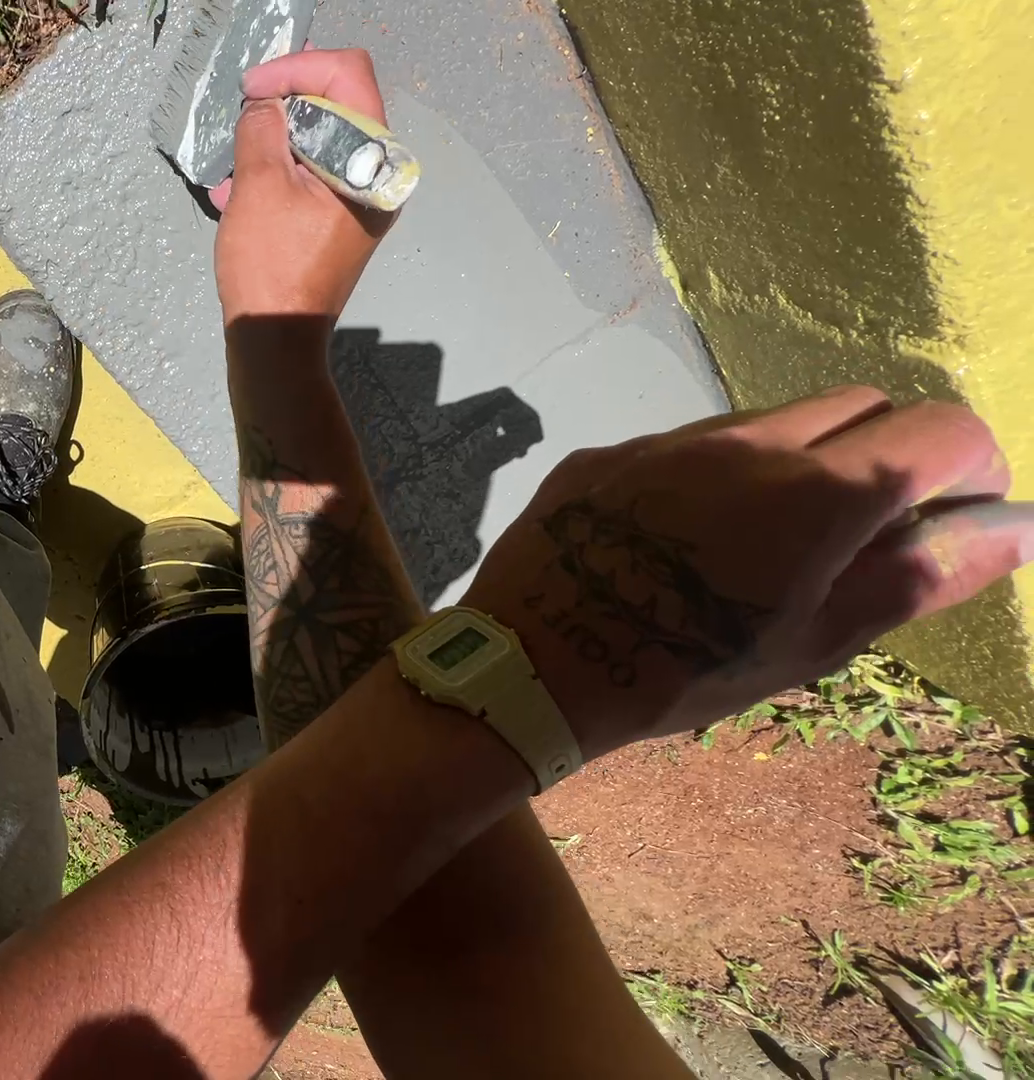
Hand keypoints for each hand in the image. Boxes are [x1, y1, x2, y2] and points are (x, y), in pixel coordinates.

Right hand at [213, 48, 396, 323]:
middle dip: (283, 108)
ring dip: (273, 146)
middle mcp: (377, 178)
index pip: (347, 77)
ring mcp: (358, 206)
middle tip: (243, 117)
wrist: (276, 339)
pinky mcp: (337, 229)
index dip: (295, 69)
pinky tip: (237, 194)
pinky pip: (310, 185)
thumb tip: (264, 107)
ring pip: (318, 150)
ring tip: (233, 164)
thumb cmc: (269, 265)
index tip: (251, 88)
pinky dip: (277, 179)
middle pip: (335, 111)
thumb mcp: (257, 187)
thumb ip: (262, 129)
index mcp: (373, 161)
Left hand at [462, 386, 1033, 758]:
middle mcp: (734, 445)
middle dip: (877, 451)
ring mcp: (652, 446)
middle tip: (846, 526)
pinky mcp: (594, 458)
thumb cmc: (677, 670)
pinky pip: (671, 446)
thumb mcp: (812, 643)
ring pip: (755, 422)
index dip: (965, 469)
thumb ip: (922, 574)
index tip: (938, 516)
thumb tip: (1015, 524)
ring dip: (783, 459)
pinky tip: (664, 533)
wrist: (528, 664)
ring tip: (746, 536)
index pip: (941, 426)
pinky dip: (698, 473)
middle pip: (850, 405)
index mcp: (812, 489)